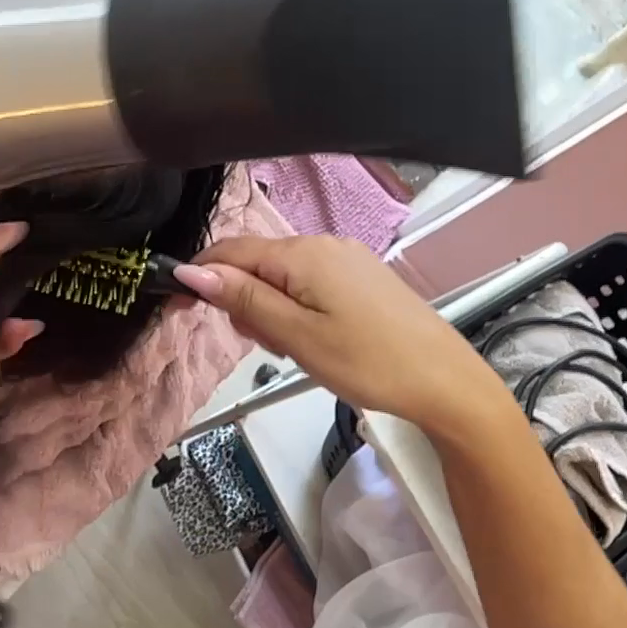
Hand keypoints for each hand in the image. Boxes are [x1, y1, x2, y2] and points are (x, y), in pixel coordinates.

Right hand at [180, 235, 511, 437]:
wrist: (448, 383)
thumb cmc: (368, 362)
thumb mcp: (296, 336)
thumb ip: (243, 299)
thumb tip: (191, 270)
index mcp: (302, 253)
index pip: (231, 251)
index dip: (199, 276)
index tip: (178, 309)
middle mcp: (323, 244)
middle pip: (257, 263)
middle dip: (245, 300)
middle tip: (267, 345)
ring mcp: (347, 257)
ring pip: (284, 276)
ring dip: (272, 308)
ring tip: (296, 349)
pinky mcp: (363, 275)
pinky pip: (311, 282)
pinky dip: (298, 307)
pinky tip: (318, 339)